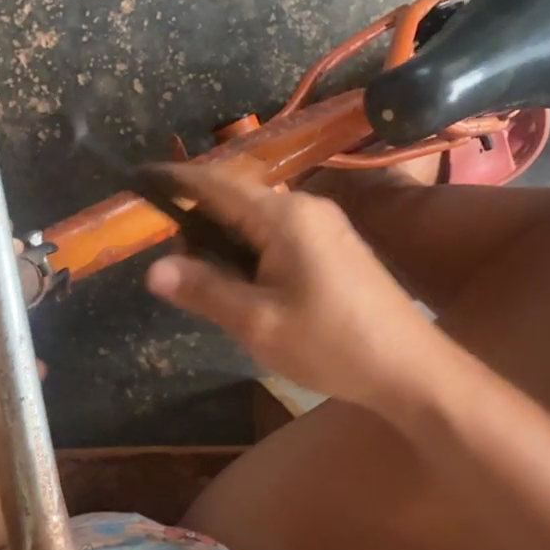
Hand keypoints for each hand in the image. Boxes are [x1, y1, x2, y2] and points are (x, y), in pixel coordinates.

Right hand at [145, 163, 445, 413]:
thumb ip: (203, 290)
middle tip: (169, 265)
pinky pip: (276, 237)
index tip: (138, 178)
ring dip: (223, 244)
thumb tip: (153, 269)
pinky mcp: (334, 247)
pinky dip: (248, 253)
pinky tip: (242, 289)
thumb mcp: (256, 322)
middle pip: (233, 202)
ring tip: (201, 284)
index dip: (174, 180)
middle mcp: (304, 208)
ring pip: (254, 222)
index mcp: (283, 216)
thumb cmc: (332, 344)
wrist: (411, 371)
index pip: (215, 184)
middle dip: (196, 225)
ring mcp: (324, 226)